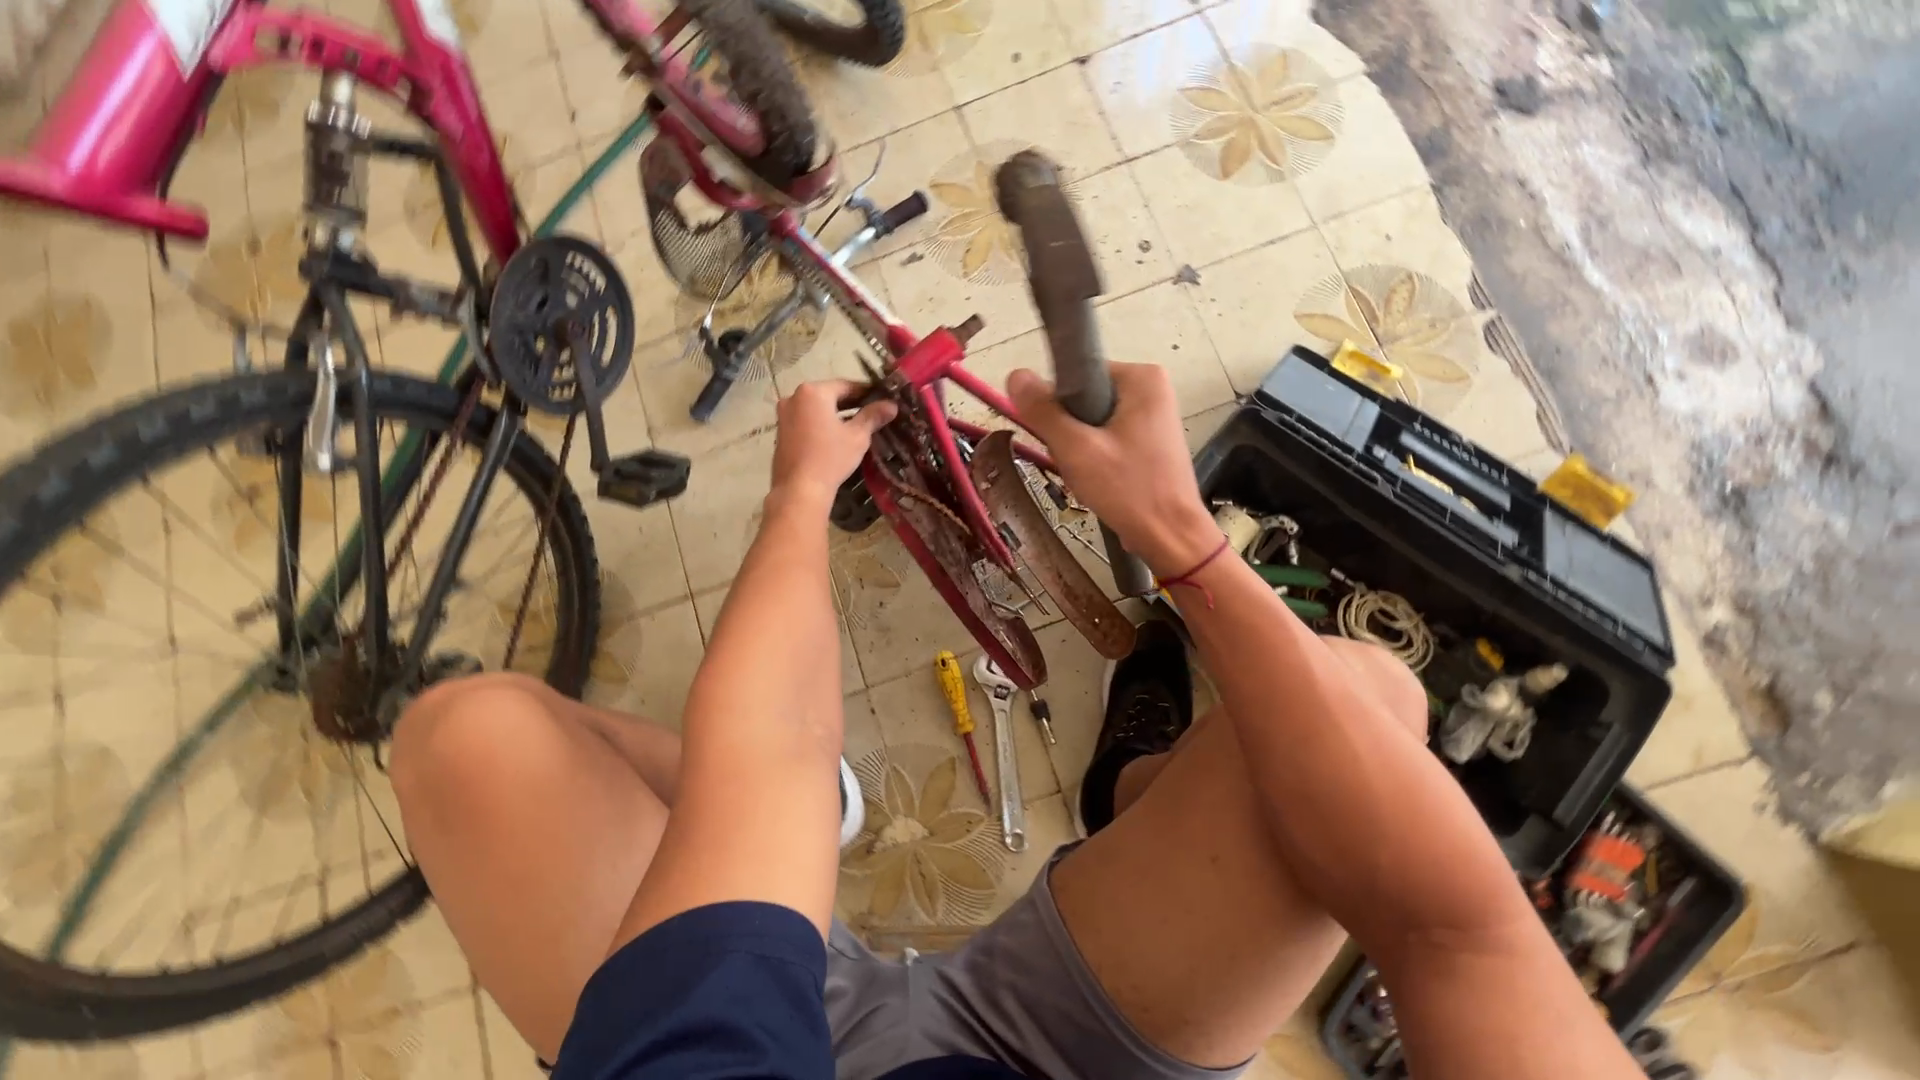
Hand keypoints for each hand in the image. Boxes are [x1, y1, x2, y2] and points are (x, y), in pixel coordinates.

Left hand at [770, 380, 897, 503]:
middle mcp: (794, 396)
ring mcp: (784, 414)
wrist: (799, 490)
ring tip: (856, 425)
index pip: (846, 385)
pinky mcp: (780, 431)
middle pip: (829, 395)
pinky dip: (821, 423)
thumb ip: (873, 416)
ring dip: (835, 414)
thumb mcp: (858, 436)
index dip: (867, 392)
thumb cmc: (830, 458)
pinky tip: (835, 436)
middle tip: (872, 413)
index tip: (882, 399)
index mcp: (813, 392)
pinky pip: (806, 420)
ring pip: (816, 408)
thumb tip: (892, 405)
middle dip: (850, 403)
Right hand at [1007, 363, 1218, 575]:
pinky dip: (1096, 457)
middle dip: (1071, 431)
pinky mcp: (1149, 440)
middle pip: (1084, 398)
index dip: (1058, 405)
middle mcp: (1151, 387)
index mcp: (1141, 377)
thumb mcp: (1077, 449)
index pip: (1077, 374)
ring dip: (1081, 448)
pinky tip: (1100, 480)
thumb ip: (1043, 411)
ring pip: (1092, 421)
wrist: (1171, 537)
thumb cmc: (1129, 490)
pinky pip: (1106, 437)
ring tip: (1089, 474)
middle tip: (1077, 461)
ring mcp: (1153, 415)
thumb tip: (1015, 374)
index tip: (1061, 437)